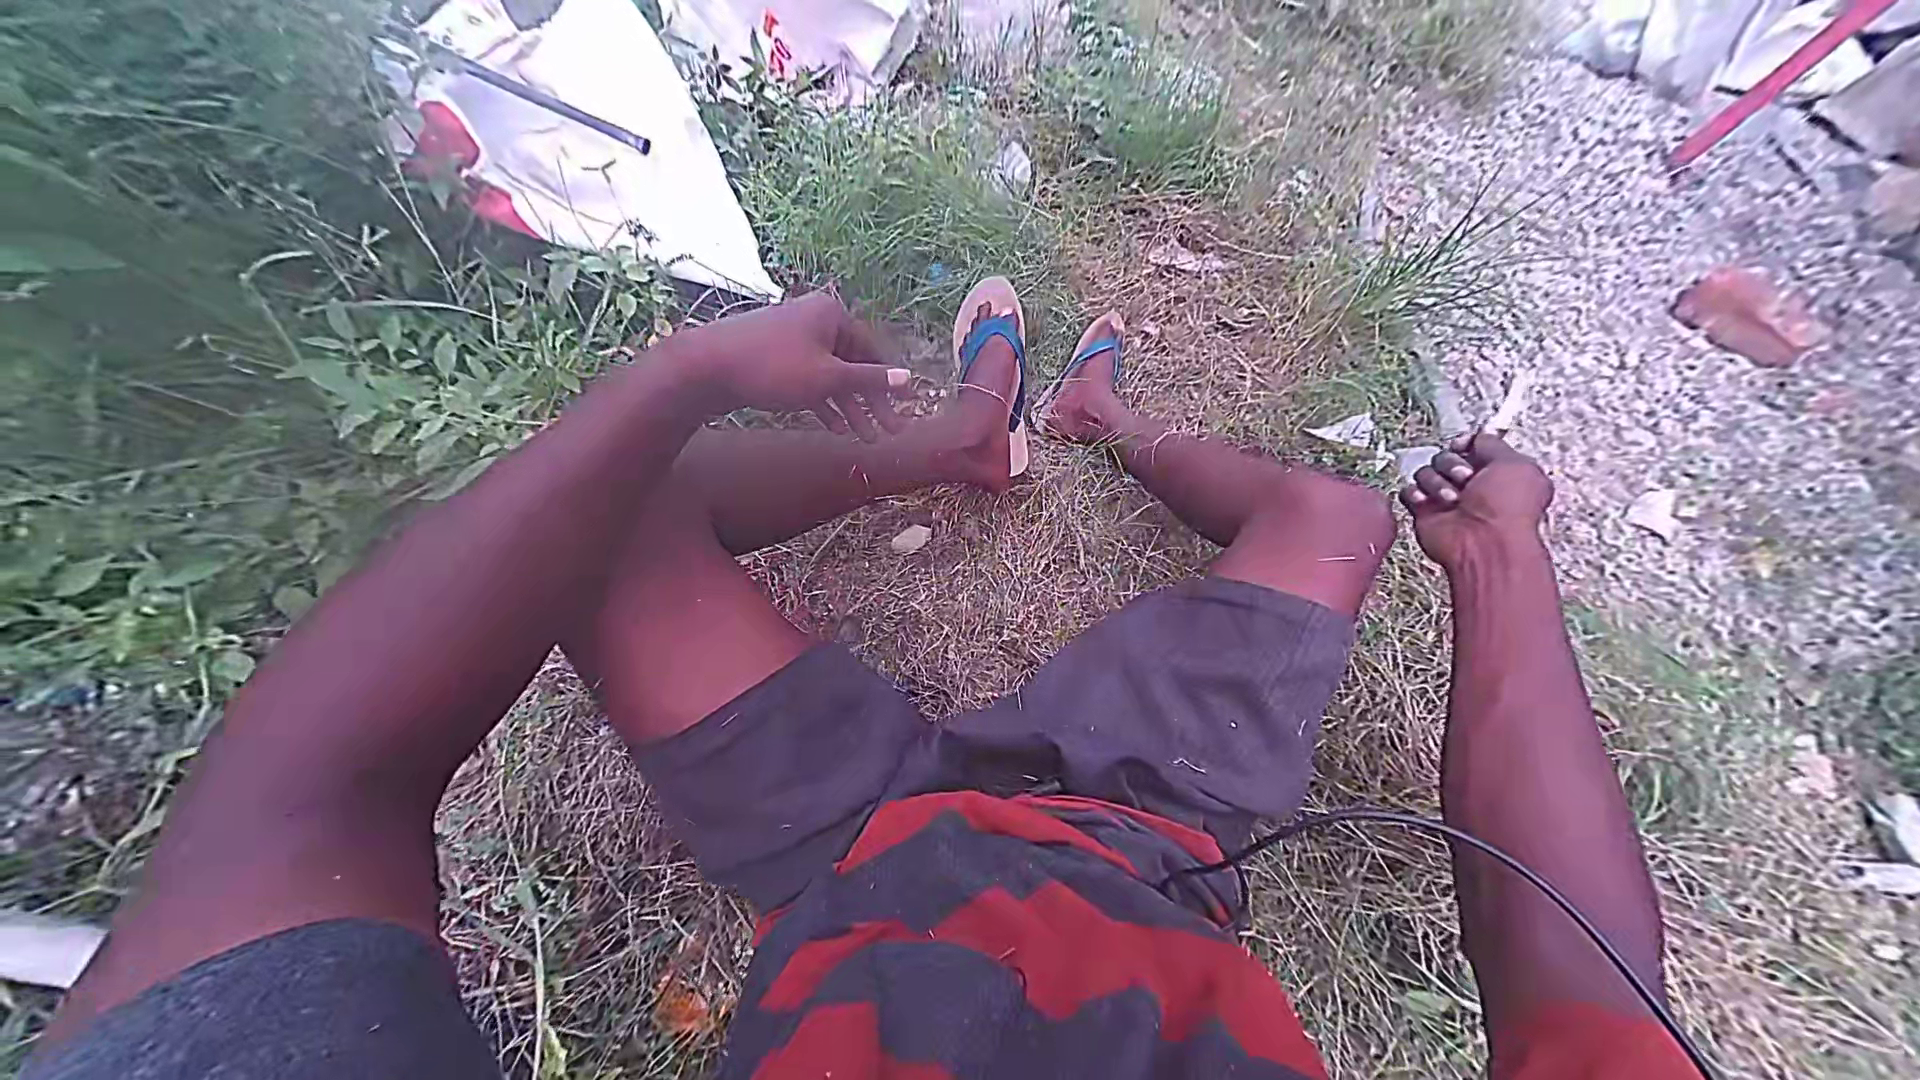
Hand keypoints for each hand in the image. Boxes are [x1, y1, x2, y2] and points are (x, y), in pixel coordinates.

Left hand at [672, 291, 910, 440]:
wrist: (705, 368)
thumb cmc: (773, 368)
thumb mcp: (829, 378)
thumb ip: (869, 381)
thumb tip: (908, 380)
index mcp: (831, 315)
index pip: (873, 352)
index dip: (890, 385)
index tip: (904, 411)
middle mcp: (814, 321)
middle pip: (853, 366)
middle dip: (871, 403)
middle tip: (889, 433)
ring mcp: (794, 340)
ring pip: (832, 377)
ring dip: (850, 408)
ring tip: (865, 438)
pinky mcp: (776, 358)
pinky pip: (810, 381)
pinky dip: (824, 403)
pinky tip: (835, 428)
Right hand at [1400, 432, 1552, 569]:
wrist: (1482, 541)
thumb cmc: (1506, 507)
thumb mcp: (1514, 464)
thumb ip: (1492, 444)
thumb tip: (1475, 437)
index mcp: (1497, 471)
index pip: (1470, 446)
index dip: (1464, 444)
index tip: (1463, 447)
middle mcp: (1472, 484)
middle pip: (1444, 456)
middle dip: (1451, 465)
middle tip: (1464, 479)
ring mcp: (1446, 497)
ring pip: (1425, 472)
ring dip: (1436, 483)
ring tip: (1451, 499)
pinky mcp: (1424, 510)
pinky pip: (1408, 492)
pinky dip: (1416, 495)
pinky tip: (1427, 503)